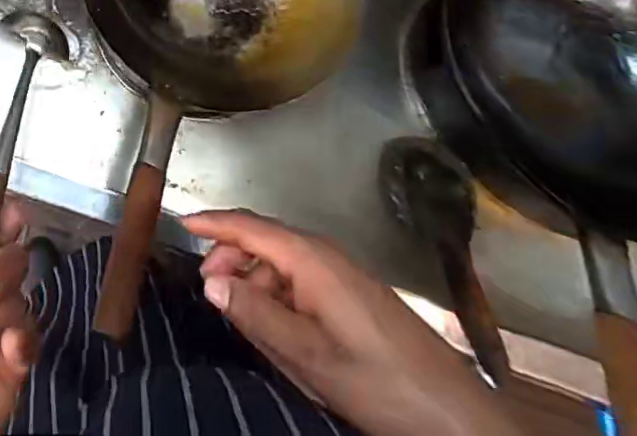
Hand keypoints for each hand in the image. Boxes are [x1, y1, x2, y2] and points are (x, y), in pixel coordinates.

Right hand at [186, 210, 521, 435]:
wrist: (453, 413)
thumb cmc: (377, 381)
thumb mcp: (308, 356)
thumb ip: (256, 316)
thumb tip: (212, 283)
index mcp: (311, 259)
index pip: (252, 226)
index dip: (215, 222)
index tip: (183, 223)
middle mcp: (325, 254)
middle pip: (266, 240)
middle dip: (232, 257)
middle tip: (210, 293)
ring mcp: (341, 273)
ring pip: (282, 263)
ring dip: (256, 281)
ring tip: (242, 319)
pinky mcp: (351, 294)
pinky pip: (301, 280)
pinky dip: (278, 295)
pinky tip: (277, 328)